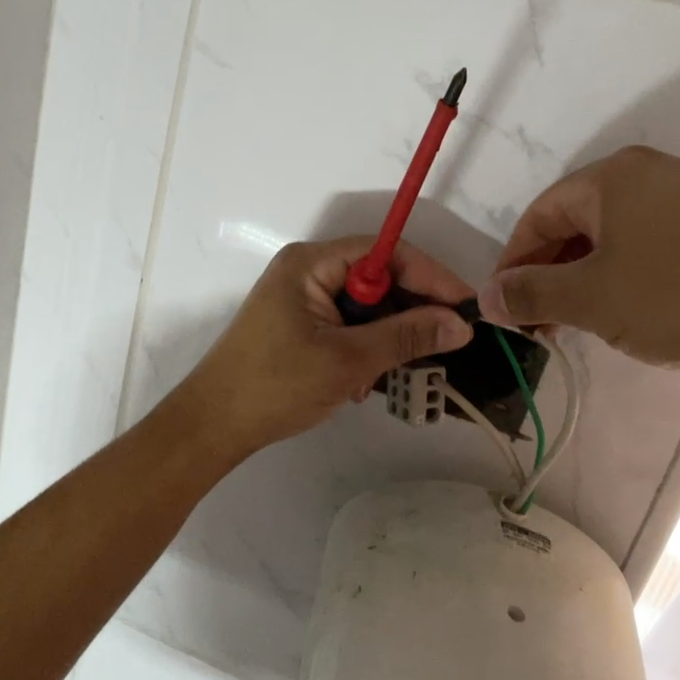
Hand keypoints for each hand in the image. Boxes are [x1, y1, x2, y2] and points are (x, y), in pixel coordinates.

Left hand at [162, 236, 474, 459]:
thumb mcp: (348, 361)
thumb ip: (406, 337)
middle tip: (444, 343)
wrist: (213, 426)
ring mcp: (302, 299)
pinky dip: (365, 349)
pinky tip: (367, 382)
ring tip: (401, 370)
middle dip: (410, 312)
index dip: (430, 276)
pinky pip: (348, 326)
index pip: (386, 253)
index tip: (465, 307)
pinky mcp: (300, 326)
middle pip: (378, 279)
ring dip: (387, 337)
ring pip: (367, 307)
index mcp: (312, 264)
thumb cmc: (276, 385)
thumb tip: (461, 325)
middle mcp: (308, 271)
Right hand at [477, 146, 679, 373]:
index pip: (539, 215)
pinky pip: (659, 245)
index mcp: (612, 177)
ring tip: (587, 325)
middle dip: (552, 274)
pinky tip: (641, 314)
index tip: (503, 309)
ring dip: (590, 279)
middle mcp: (652, 173)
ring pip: (620, 236)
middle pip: (579, 221)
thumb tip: (488, 296)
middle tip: (541, 325)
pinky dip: (633, 277)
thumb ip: (532, 294)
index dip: (513, 263)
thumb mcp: (592, 300)